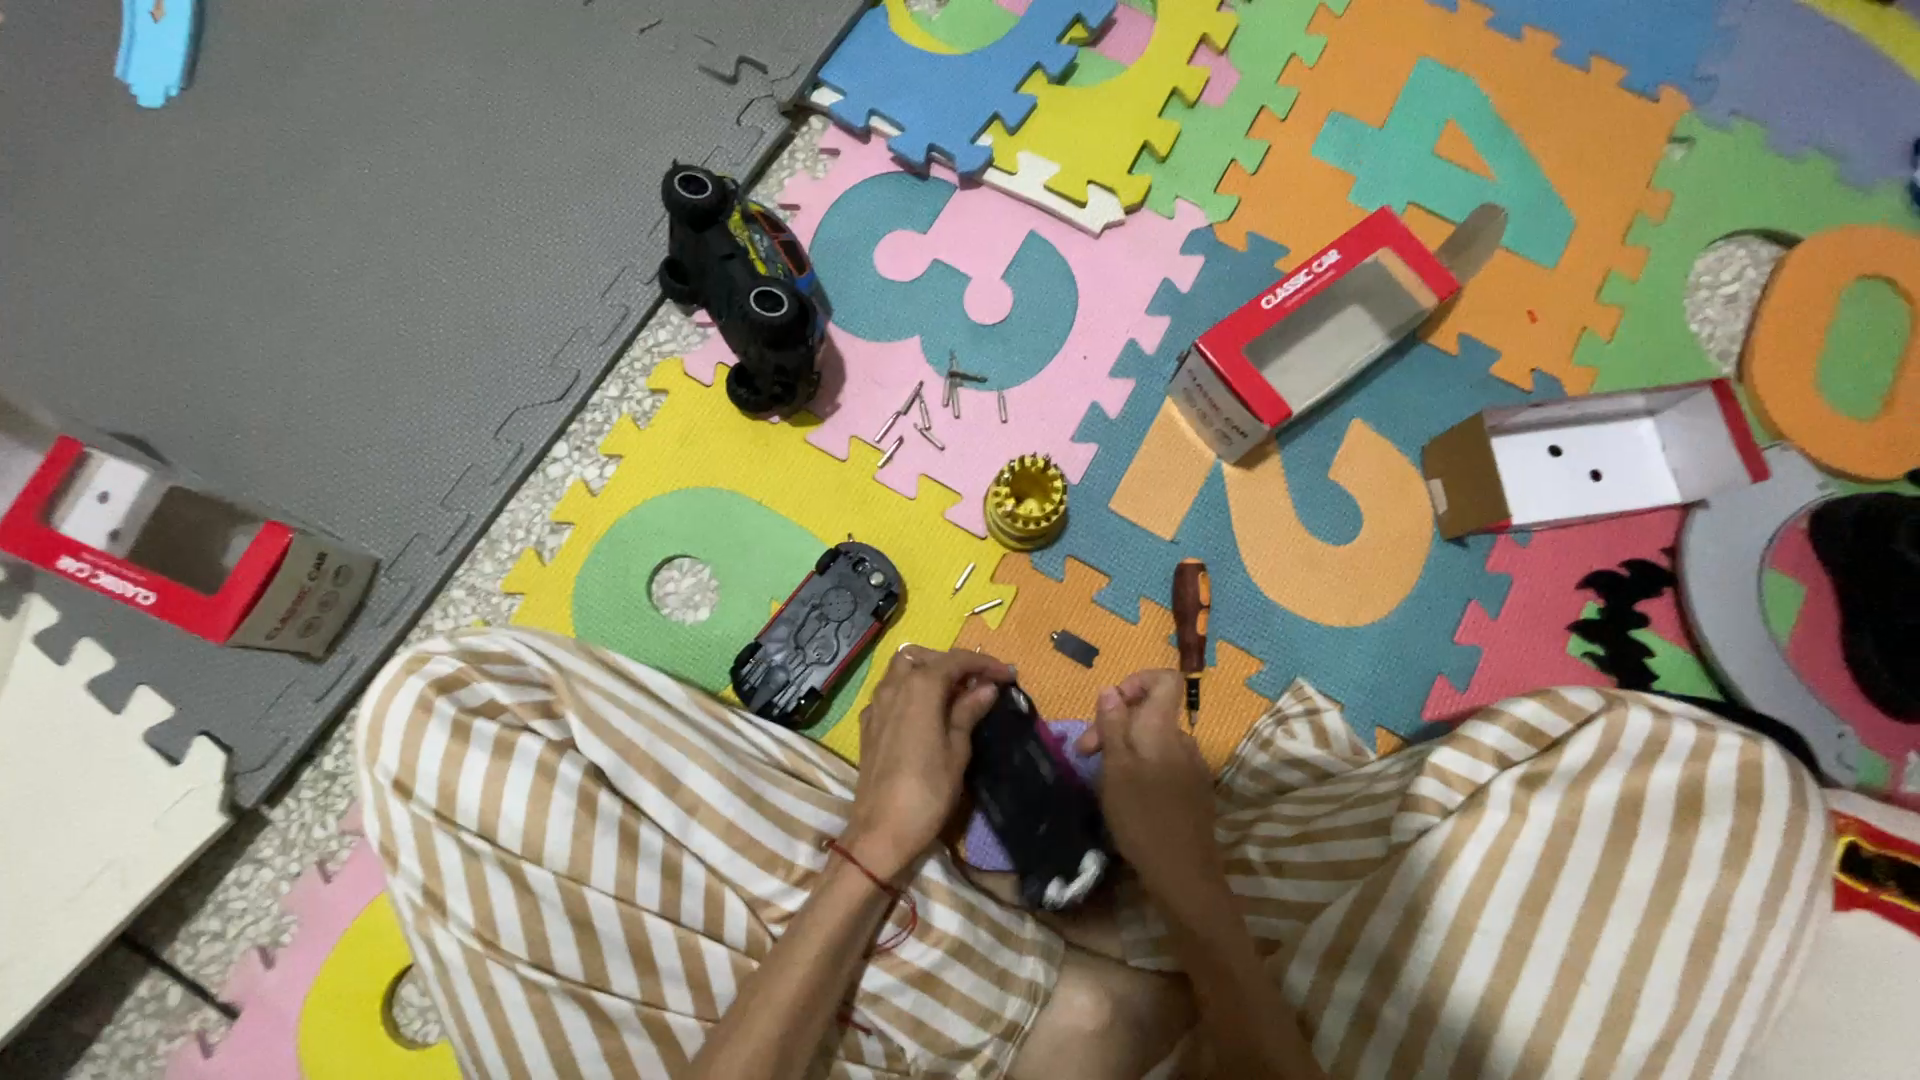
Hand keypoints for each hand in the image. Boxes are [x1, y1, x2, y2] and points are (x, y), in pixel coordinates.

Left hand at [841, 645, 1012, 880]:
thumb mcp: (957, 750)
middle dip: (952, 663)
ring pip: (901, 669)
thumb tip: (986, 687)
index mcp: (920, 688)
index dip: (984, 663)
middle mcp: (893, 687)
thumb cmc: (927, 791)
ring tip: (953, 693)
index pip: (955, 660)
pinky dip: (909, 690)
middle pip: (923, 657)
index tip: (1008, 675)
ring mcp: (876, 705)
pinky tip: (923, 712)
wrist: (880, 831)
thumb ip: (968, 712)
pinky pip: (889, 691)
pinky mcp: (867, 725)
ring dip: (927, 671)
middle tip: (979, 683)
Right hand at [1077, 671, 1223, 917]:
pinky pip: (1164, 762)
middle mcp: (1184, 741)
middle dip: (1114, 725)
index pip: (1166, 679)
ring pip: (1154, 740)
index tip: (1110, 707)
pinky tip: (1128, 796)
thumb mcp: (1115, 769)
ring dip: (1125, 749)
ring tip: (1102, 778)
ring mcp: (1193, 767)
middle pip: (1150, 713)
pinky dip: (1142, 768)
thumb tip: (1110, 688)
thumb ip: (1112, 725)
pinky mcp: (1194, 790)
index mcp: (1164, 729)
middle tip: (1085, 754)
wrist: (1184, 875)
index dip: (1136, 682)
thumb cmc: (1142, 817)